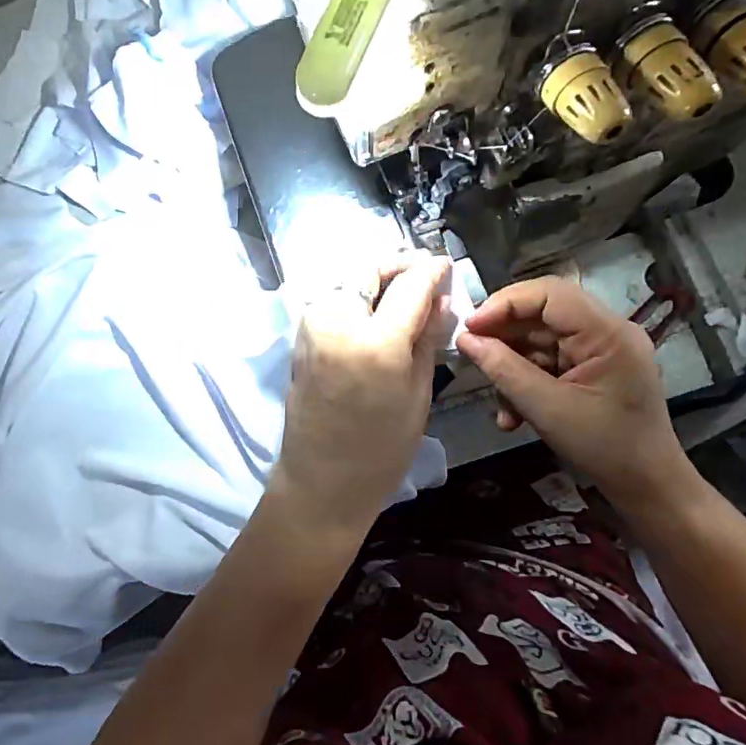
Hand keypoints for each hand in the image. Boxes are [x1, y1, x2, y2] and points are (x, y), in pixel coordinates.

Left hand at [270, 254, 453, 533]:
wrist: (321, 480)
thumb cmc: (381, 449)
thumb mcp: (418, 393)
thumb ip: (427, 337)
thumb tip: (440, 297)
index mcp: (375, 342)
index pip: (410, 283)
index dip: (432, 270)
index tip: (445, 265)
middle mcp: (336, 322)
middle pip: (369, 268)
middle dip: (398, 264)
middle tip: (422, 275)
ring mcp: (311, 326)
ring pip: (346, 279)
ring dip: (374, 277)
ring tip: (401, 293)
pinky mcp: (299, 335)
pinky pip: (331, 298)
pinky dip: (354, 294)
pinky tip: (374, 308)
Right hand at [455, 277, 695, 506]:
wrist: (647, 486)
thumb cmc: (604, 447)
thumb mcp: (546, 408)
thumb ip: (503, 369)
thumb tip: (465, 340)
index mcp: (608, 333)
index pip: (549, 294)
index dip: (504, 304)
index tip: (470, 328)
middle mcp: (607, 331)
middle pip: (542, 314)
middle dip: (504, 338)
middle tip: (471, 356)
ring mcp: (600, 350)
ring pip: (540, 341)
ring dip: (512, 369)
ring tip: (500, 405)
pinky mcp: (592, 369)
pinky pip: (549, 362)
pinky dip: (526, 383)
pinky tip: (513, 415)